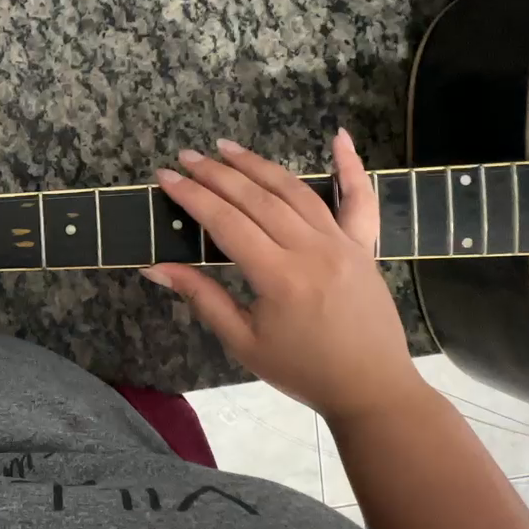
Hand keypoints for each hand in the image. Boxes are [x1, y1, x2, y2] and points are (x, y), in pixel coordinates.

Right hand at [139, 129, 426, 425]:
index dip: (192, 196)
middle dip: (216, 173)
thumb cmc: (302, 370)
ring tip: (226, 147)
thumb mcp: (242, 341)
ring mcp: (343, 244)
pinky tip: (341, 138)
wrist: (374, 391)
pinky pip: (360, 201)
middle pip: (256, 199)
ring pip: (294, 191)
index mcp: (279, 277)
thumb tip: (154, 267)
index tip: (164, 177)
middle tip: (185, 156)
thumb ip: (201, 298)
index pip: (226, 223)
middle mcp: (312, 251)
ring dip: (258, 165)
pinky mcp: (365, 247)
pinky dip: (352, 167)